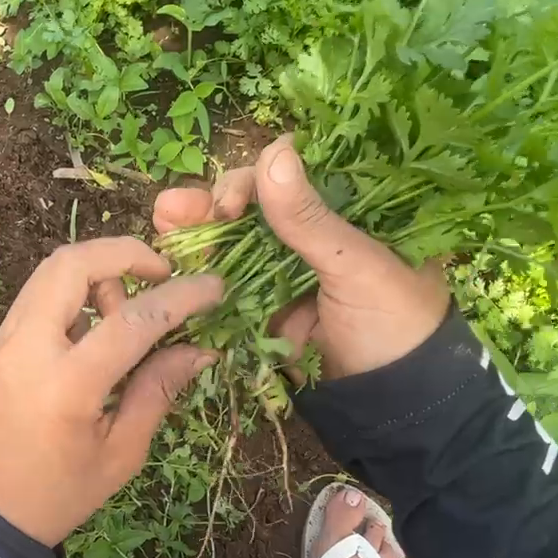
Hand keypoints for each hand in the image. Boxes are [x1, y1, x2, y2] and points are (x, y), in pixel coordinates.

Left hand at [0, 238, 223, 547]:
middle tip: (160, 274)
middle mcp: (25, 348)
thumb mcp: (121, 452)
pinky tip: (90, 336)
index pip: (132, 320)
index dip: (180, 297)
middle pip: (72, 263)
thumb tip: (199, 349)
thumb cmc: (59, 494)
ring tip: (124, 316)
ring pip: (48, 274)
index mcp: (65, 385)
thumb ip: (157, 391)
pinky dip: (70, 298)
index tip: (214, 285)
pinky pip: (35, 300)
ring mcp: (0, 342)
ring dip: (94, 275)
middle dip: (123, 254)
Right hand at [153, 135, 449, 379]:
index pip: (296, 174)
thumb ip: (309, 217)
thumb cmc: (394, 327)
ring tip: (162, 221)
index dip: (257, 177)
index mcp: (352, 211)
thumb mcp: (356, 266)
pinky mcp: (264, 301)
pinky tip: (167, 250)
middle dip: (213, 200)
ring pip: (234, 237)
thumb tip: (274, 149)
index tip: (232, 202)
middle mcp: (315, 232)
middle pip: (255, 202)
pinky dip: (198, 265)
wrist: (391, 408)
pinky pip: (226, 276)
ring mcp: (286, 268)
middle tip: (175, 209)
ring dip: (195, 226)